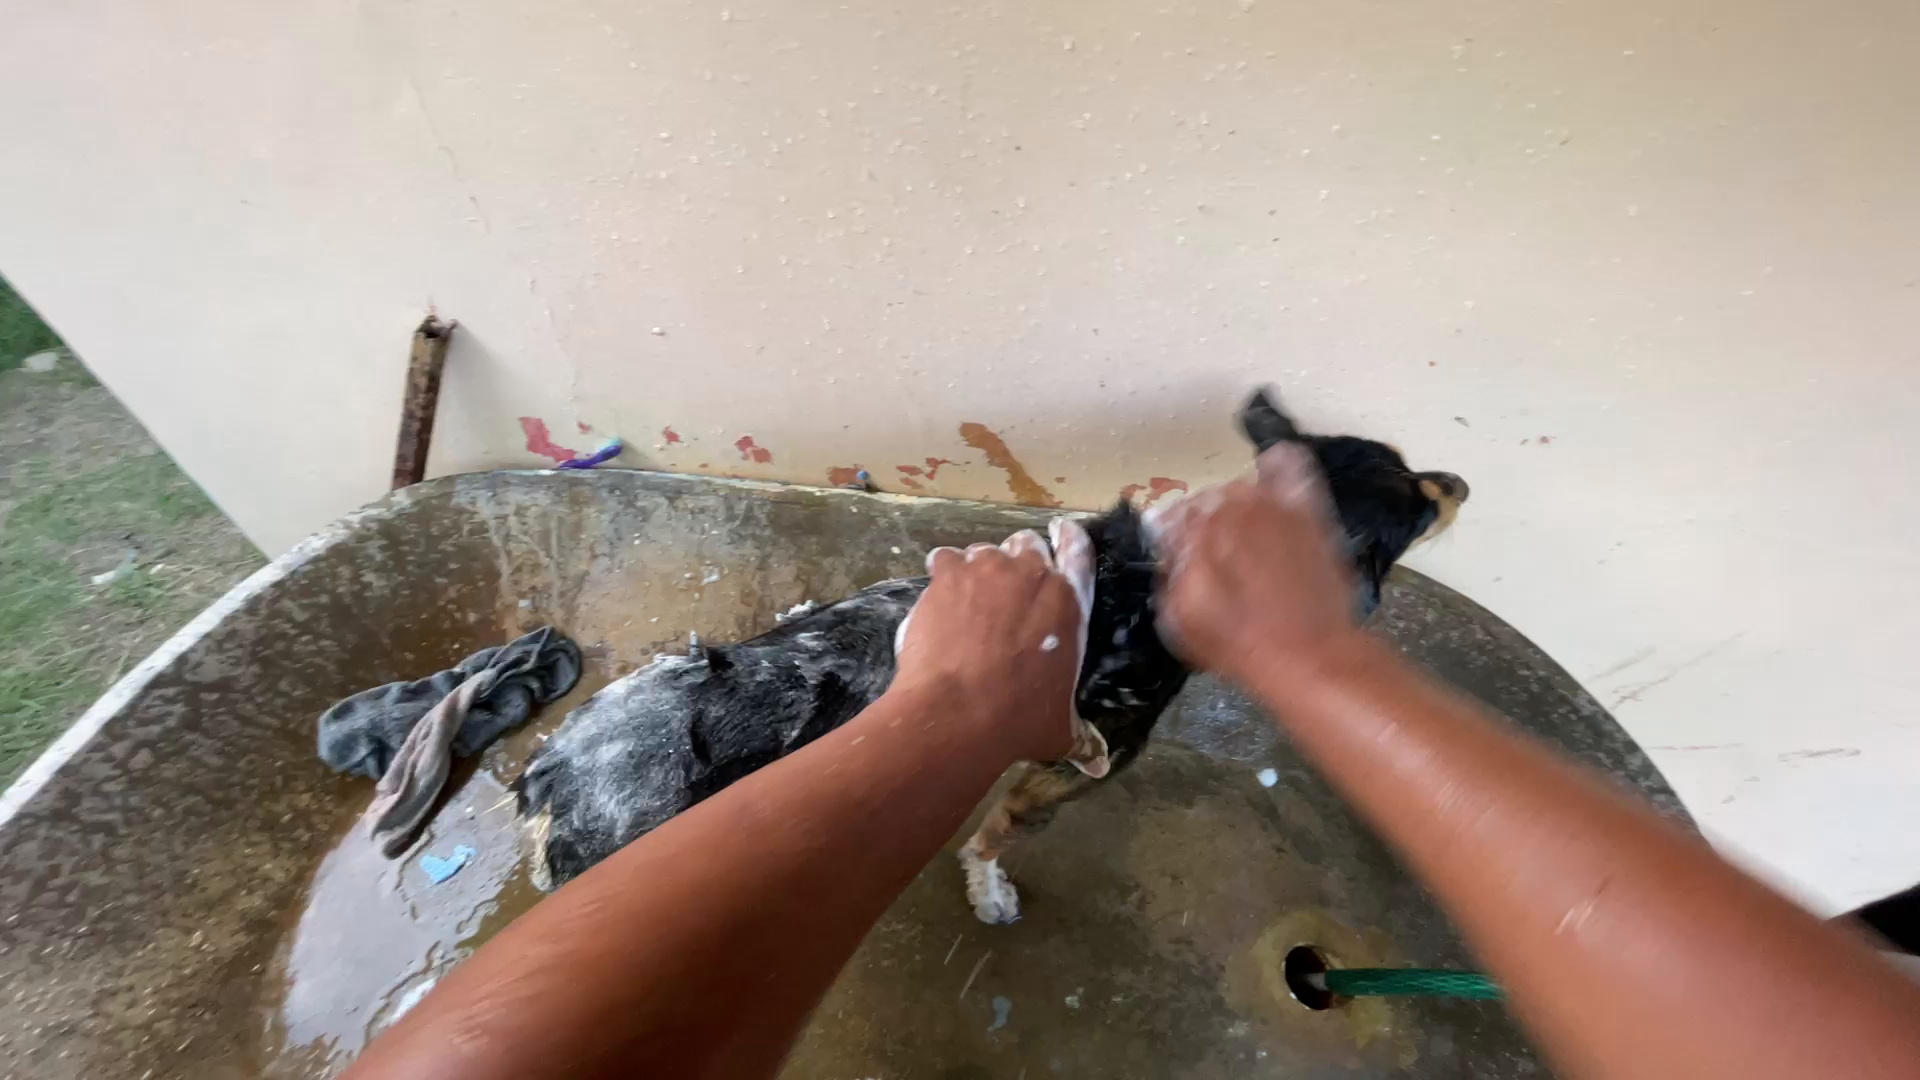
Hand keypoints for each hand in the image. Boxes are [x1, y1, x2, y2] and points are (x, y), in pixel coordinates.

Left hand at [892, 520, 1097, 766]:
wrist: (959, 711)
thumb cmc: (1019, 718)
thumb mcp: (1059, 729)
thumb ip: (1081, 737)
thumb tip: (1099, 765)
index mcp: (1068, 601)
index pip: (1077, 550)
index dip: (1068, 537)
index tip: (1059, 531)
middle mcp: (1031, 574)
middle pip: (1027, 546)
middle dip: (1018, 561)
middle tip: (1004, 588)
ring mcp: (987, 569)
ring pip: (985, 551)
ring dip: (979, 568)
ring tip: (968, 597)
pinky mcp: (947, 575)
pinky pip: (944, 559)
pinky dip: (942, 572)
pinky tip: (938, 595)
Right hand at [1145, 443, 1359, 685]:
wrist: (1309, 654)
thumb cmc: (1238, 643)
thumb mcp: (1179, 619)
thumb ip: (1167, 576)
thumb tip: (1172, 554)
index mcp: (1190, 532)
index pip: (1168, 519)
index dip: (1170, 541)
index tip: (1177, 561)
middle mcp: (1225, 508)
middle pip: (1203, 501)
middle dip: (1202, 524)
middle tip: (1212, 559)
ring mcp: (1270, 505)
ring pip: (1240, 487)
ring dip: (1234, 506)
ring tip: (1243, 538)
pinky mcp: (1307, 511)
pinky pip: (1289, 466)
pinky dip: (1277, 463)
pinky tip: (1271, 465)